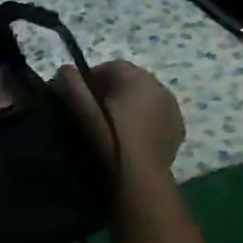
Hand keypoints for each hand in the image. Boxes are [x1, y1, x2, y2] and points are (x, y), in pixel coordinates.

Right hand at [49, 61, 184, 173]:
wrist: (138, 177)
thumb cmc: (107, 139)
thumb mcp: (82, 111)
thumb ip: (72, 86)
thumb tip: (65, 69)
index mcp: (138, 80)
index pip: (112, 65)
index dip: (92, 76)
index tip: (77, 93)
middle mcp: (161, 89)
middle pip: (132, 80)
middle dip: (112, 89)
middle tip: (93, 109)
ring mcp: (174, 109)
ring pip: (146, 97)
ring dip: (129, 103)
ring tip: (111, 123)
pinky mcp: (178, 128)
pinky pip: (156, 113)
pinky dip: (143, 117)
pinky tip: (129, 135)